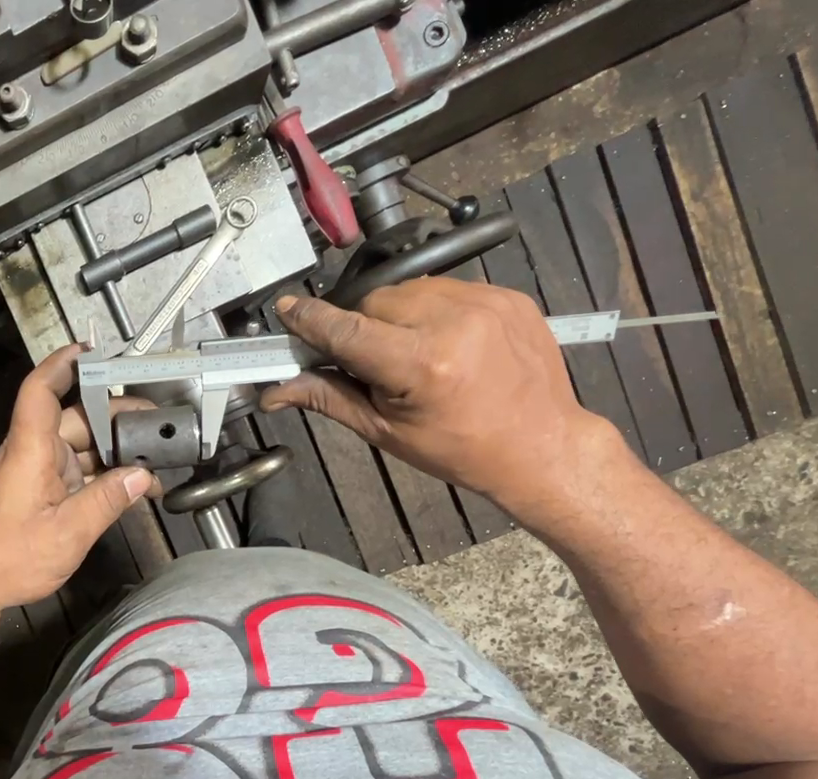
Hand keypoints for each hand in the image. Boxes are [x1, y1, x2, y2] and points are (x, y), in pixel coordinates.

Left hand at [0, 345, 155, 615]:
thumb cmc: (9, 559)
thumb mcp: (68, 533)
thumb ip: (108, 501)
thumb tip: (142, 477)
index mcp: (30, 450)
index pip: (40, 390)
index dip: (63, 363)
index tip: (90, 349)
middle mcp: (31, 453)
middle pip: (75, 417)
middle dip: (116, 417)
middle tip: (156, 427)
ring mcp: (35, 472)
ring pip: (81, 445)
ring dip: (114, 452)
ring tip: (152, 463)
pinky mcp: (40, 491)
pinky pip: (76, 471)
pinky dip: (102, 475)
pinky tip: (130, 488)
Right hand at [261, 278, 634, 518]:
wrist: (541, 444)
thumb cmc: (458, 449)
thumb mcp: (384, 431)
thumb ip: (328, 398)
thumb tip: (276, 392)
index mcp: (422, 365)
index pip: (348, 330)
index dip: (312, 320)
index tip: (286, 310)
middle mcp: (454, 322)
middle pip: (375, 302)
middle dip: (361, 326)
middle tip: (367, 360)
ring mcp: (486, 302)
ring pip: (408, 290)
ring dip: (394, 314)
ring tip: (409, 352)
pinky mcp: (507, 294)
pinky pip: (445, 289)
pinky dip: (430, 311)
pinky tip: (441, 343)